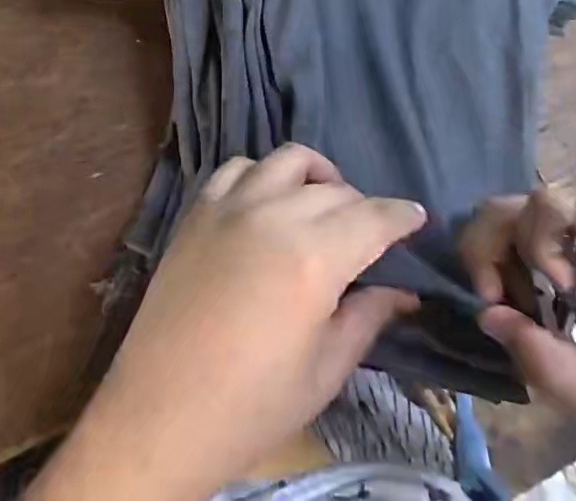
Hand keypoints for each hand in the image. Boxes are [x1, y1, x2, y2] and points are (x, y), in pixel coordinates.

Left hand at [30, 145, 426, 500]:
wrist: (159, 415)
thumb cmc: (251, 406)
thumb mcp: (324, 371)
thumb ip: (368, 318)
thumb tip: (404, 292)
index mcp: (314, 259)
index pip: (373, 217)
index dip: (401, 215)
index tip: (416, 217)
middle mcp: (275, 216)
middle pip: (336, 190)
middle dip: (363, 207)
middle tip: (368, 236)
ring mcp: (231, 207)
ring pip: (288, 160)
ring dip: (316, 176)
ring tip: (321, 203)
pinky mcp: (198, 212)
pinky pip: (237, 168)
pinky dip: (261, 175)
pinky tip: (266, 202)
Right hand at [461, 190, 575, 446]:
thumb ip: (547, 363)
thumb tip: (487, 314)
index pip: (556, 209)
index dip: (535, 245)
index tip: (556, 301)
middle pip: (523, 205)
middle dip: (495, 250)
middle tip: (497, 301)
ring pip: (509, 213)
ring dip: (495, 258)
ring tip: (510, 305)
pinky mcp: (566, 241)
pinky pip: (515, 231)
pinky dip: (501, 263)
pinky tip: (520, 301)